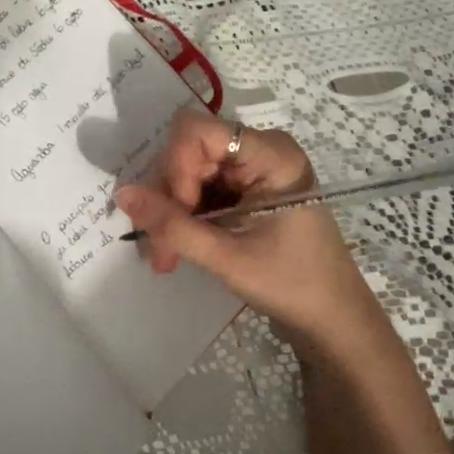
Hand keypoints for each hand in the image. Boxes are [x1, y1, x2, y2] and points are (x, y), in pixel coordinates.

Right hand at [115, 109, 382, 353]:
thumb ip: (171, 225)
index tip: (181, 210)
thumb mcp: (226, 257)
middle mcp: (259, 151)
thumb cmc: (292, 285)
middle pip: (185, 152)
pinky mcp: (242, 187)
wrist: (332, 321)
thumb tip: (120, 194)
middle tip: (160, 247)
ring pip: (184, 171)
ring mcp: (250, 169)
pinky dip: (180, 215)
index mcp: (271, 155)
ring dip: (169, 212)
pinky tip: (174, 247)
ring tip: (166, 256)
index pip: (196, 131)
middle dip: (168, 197)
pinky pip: (195, 186)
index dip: (176, 166)